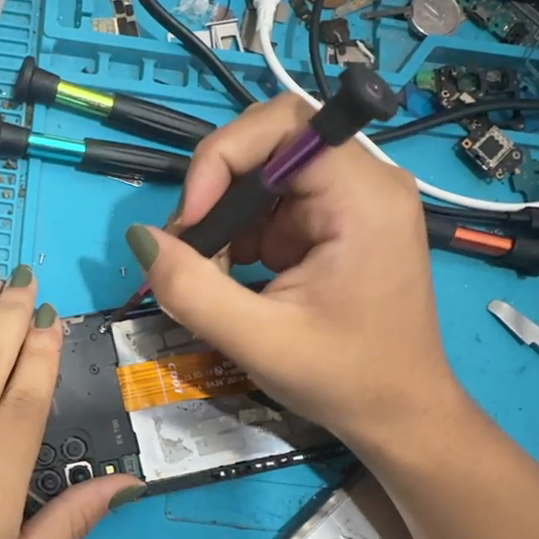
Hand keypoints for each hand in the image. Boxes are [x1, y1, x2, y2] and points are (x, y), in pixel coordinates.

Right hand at [131, 95, 467, 452]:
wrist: (398, 413)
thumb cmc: (342, 379)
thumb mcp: (256, 341)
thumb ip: (192, 288)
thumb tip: (141, 239)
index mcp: (363, 198)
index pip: (283, 124)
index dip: (222, 159)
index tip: (192, 223)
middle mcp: (364, 183)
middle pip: (269, 142)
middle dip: (216, 190)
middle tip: (192, 250)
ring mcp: (349, 201)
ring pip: (262, 174)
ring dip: (223, 219)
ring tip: (214, 275)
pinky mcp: (333, 223)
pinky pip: (270, 204)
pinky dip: (238, 235)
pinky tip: (235, 278)